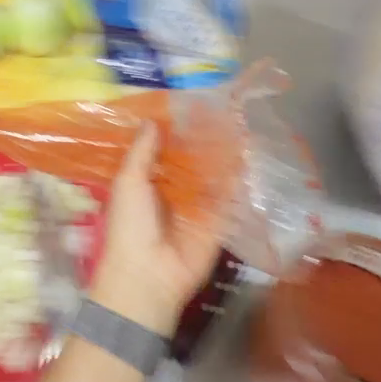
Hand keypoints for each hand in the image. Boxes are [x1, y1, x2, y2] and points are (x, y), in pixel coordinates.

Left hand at [87, 123, 223, 335]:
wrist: (149, 276)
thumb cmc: (130, 224)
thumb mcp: (129, 181)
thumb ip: (143, 151)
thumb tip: (153, 120)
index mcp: (147, 182)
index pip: (164, 151)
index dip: (176, 132)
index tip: (191, 105)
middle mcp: (173, 192)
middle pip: (191, 161)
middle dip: (203, 141)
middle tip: (222, 109)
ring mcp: (197, 207)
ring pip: (212, 176)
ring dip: (223, 156)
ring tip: (239, 124)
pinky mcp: (218, 222)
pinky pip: (230, 198)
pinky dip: (239, 180)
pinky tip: (251, 155)